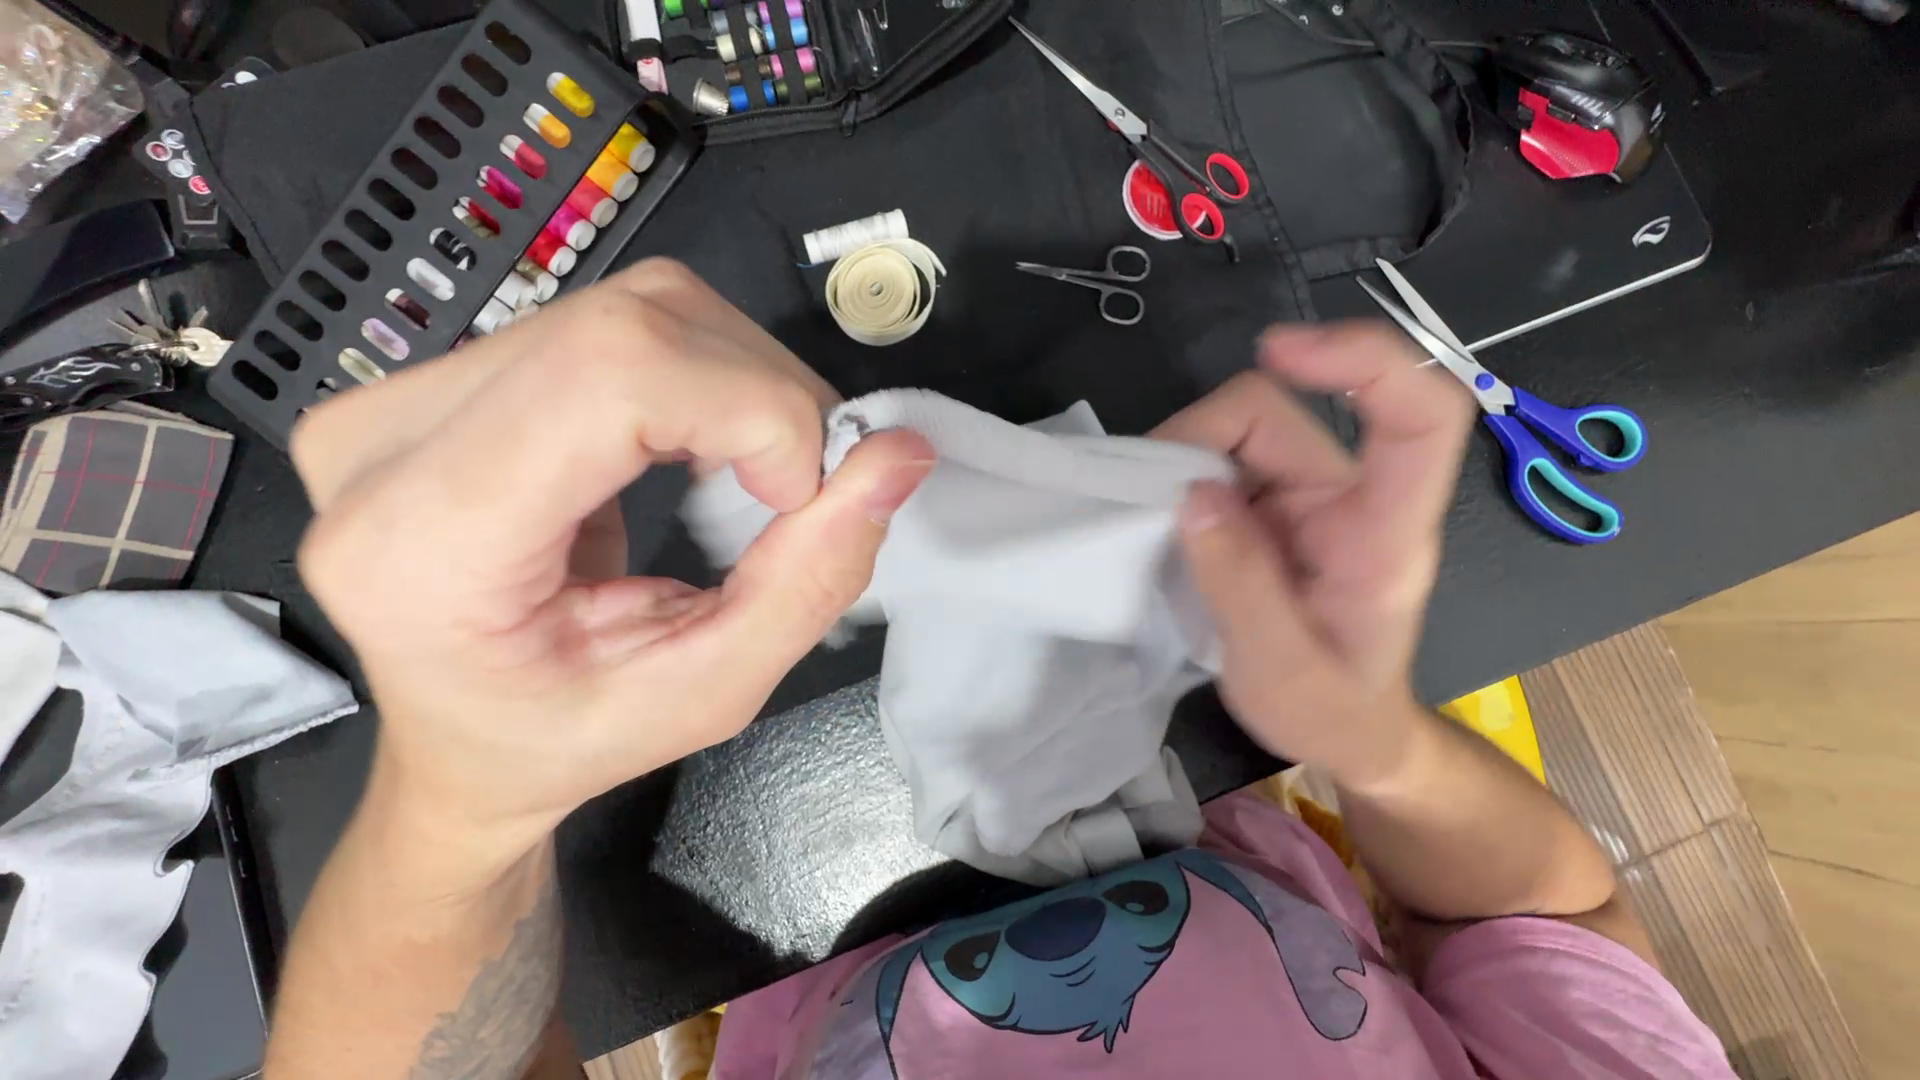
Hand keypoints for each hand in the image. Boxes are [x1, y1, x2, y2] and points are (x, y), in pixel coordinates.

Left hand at [292, 259, 933, 872]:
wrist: (460, 738)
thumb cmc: (568, 741)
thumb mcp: (711, 693)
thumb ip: (811, 580)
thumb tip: (901, 453)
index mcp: (426, 544)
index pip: (611, 376)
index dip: (751, 409)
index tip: (803, 494)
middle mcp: (385, 441)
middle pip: (629, 326)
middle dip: (764, 394)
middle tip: (802, 486)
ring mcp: (402, 395)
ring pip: (630, 308)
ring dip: (739, 378)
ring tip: (757, 468)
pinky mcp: (444, 377)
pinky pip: (609, 322)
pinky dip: (700, 371)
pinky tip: (701, 440)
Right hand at [1152, 324, 1473, 786]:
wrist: (1344, 732)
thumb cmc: (1331, 709)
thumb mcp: (1281, 669)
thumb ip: (1240, 584)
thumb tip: (1192, 493)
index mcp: (1384, 529)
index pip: (1417, 414)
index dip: (1363, 362)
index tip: (1278, 351)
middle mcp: (1347, 494)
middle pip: (1277, 413)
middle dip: (1199, 437)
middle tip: (1147, 499)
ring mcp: (1305, 494)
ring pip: (1236, 430)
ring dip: (1181, 459)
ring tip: (1151, 520)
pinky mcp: (1269, 504)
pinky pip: (1217, 460)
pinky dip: (1178, 475)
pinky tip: (1162, 518)